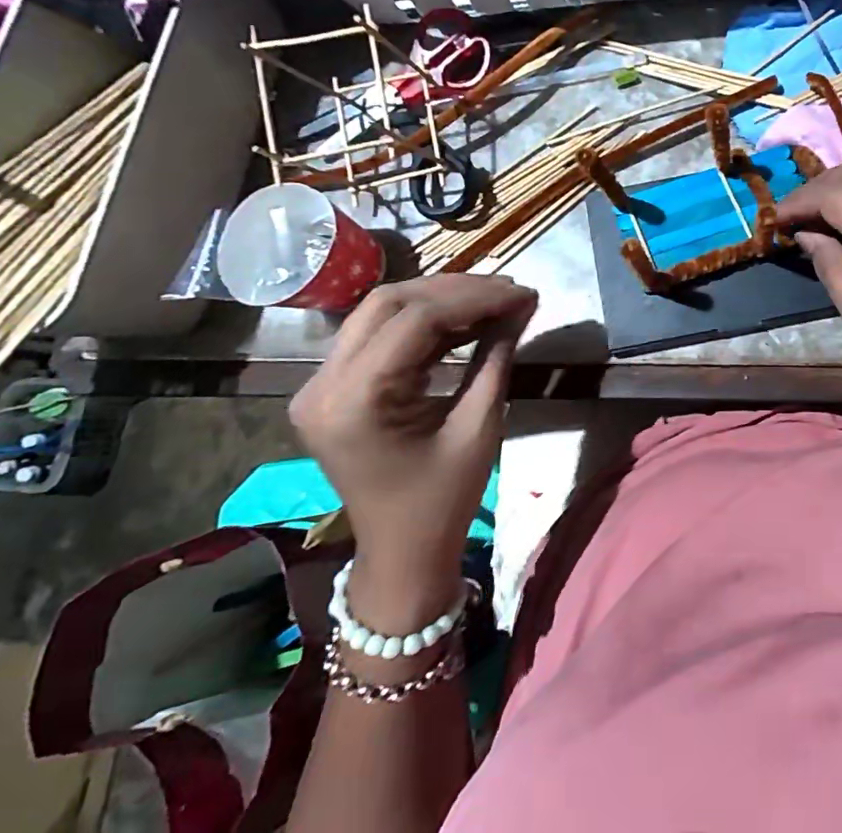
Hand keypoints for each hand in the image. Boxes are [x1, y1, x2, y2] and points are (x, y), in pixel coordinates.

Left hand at [289, 275, 536, 603]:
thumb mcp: (479, 427)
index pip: (415, 320)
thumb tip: (521, 306)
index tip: (523, 292)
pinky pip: (376, 336)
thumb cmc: (445, 500)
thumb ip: (496, 358)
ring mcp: (319, 384)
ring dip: (438, 299)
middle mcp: (322, 383)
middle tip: (509, 290)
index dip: (474, 298)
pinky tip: (463, 321)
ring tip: (493, 299)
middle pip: (388, 303)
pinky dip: (421, 323)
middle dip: (455, 289)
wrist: (402, 552)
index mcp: (356, 401)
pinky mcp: (330, 388)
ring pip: (379, 312)